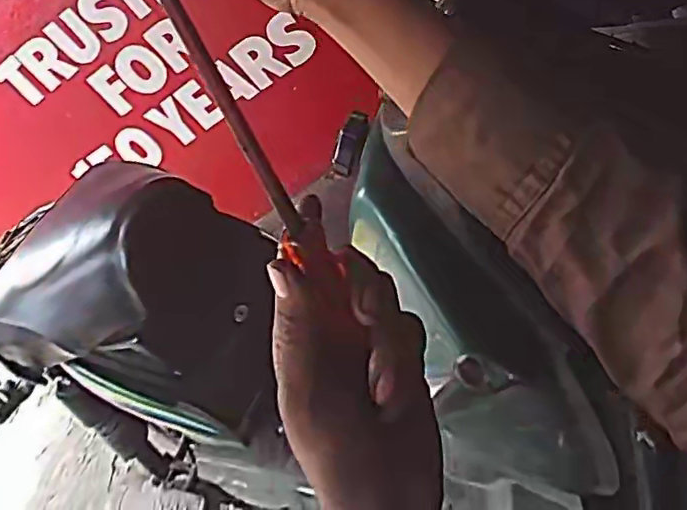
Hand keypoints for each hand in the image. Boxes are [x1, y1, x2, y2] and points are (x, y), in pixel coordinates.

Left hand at [269, 197, 441, 509]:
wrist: (385, 495)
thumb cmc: (332, 454)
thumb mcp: (303, 388)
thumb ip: (295, 324)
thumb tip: (280, 266)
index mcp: (303, 330)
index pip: (303, 267)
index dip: (305, 234)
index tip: (310, 207)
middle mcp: (334, 326)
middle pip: (349, 268)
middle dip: (359, 286)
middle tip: (361, 315)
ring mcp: (369, 338)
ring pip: (381, 293)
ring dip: (382, 335)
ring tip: (376, 379)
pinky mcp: (401, 351)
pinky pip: (407, 325)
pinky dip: (400, 356)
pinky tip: (388, 391)